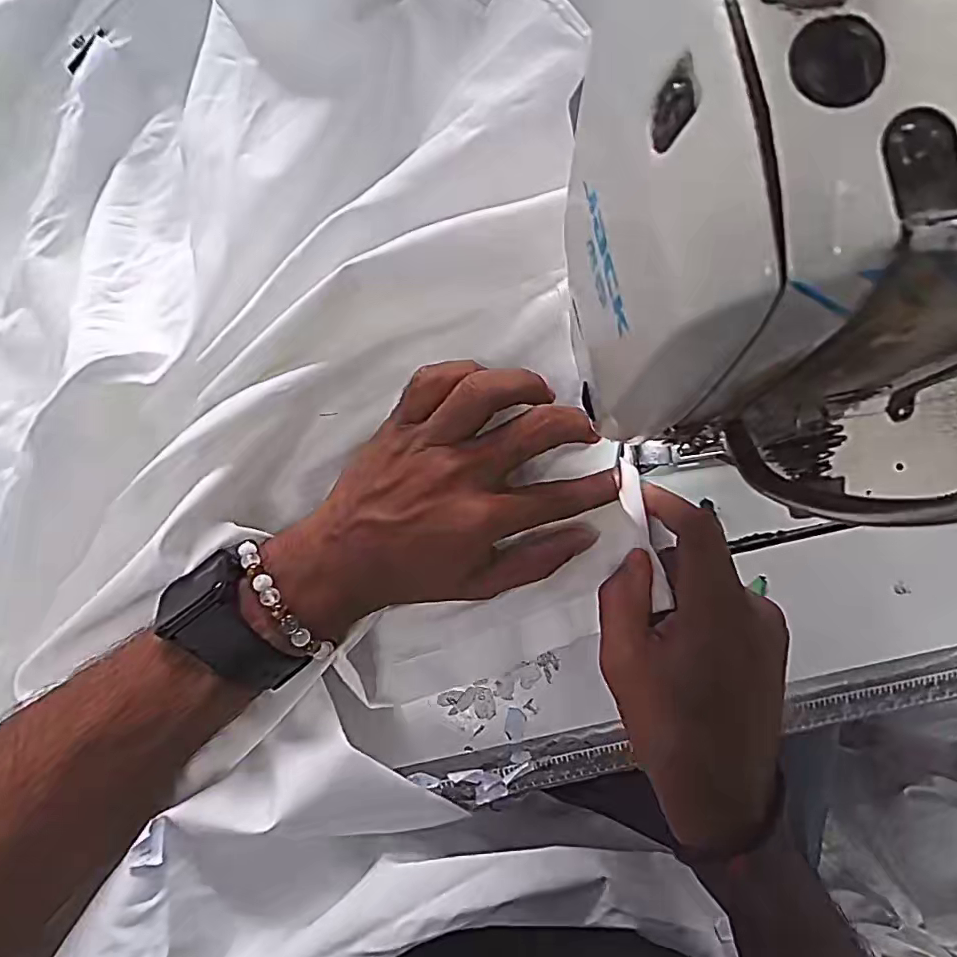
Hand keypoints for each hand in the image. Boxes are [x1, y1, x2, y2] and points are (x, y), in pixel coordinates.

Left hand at [255, 361, 619, 643]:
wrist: (343, 559)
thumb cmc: (409, 573)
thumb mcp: (480, 584)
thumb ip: (536, 561)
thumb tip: (581, 537)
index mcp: (480, 518)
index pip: (556, 497)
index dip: (596, 487)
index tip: (613, 477)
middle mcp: (458, 474)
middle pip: (533, 430)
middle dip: (574, 425)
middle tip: (583, 431)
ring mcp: (427, 444)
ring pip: (484, 391)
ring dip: (524, 385)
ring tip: (540, 394)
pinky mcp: (400, 426)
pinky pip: (432, 381)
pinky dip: (463, 372)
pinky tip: (480, 383)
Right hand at [598, 485, 787, 854]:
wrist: (722, 791)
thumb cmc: (675, 737)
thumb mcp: (623, 662)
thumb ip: (623, 598)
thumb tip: (633, 561)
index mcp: (716, 611)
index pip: (699, 530)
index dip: (668, 504)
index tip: (643, 496)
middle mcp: (752, 612)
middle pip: (702, 559)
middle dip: (663, 567)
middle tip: (634, 601)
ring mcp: (767, 631)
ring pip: (714, 585)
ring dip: (682, 597)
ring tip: (659, 646)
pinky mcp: (771, 646)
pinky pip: (730, 609)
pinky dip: (701, 615)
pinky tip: (683, 656)